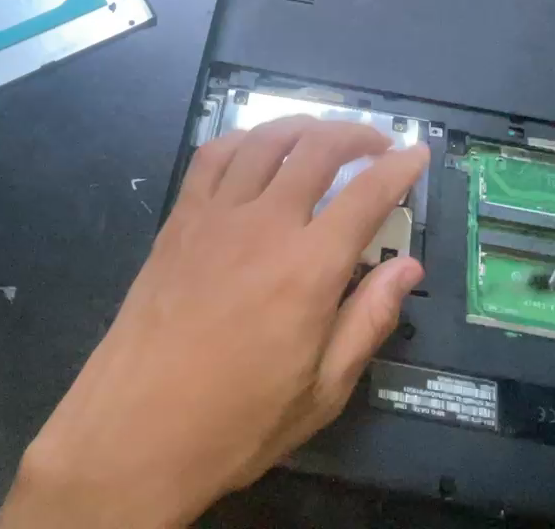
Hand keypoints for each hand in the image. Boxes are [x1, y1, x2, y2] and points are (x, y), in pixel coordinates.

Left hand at [0, 118, 428, 528]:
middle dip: (356, 134)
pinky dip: (243, 138)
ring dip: (303, 125)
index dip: (399, 168)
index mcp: (308, 268)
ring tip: (324, 133)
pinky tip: (256, 145)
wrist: (137, 429)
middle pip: (318, 149)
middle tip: (377, 142)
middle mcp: (265, 224)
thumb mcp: (321, 391)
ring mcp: (216, 215)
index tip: (418, 153)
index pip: (367, 195)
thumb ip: (368, 320)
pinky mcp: (179, 219)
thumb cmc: (237, 420)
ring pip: (265, 140)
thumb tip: (408, 268)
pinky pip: (212, 156)